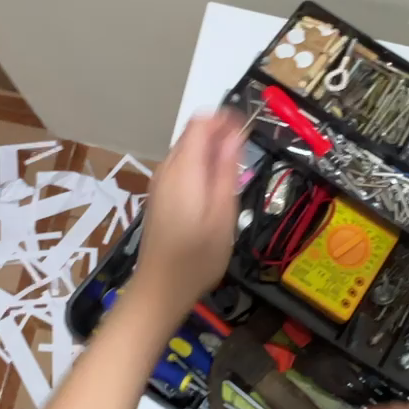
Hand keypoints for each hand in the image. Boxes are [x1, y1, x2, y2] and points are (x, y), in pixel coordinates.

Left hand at [134, 109, 245, 311]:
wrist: (161, 289)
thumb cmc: (198, 257)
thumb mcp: (223, 213)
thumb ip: (227, 170)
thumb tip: (234, 134)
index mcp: (184, 169)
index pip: (201, 122)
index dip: (225, 119)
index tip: (247, 132)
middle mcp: (167, 169)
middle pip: (193, 135)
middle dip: (220, 138)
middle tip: (243, 164)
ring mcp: (160, 183)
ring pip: (188, 152)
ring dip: (211, 156)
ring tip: (231, 183)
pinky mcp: (160, 196)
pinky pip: (182, 169)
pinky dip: (201, 171)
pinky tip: (213, 197)